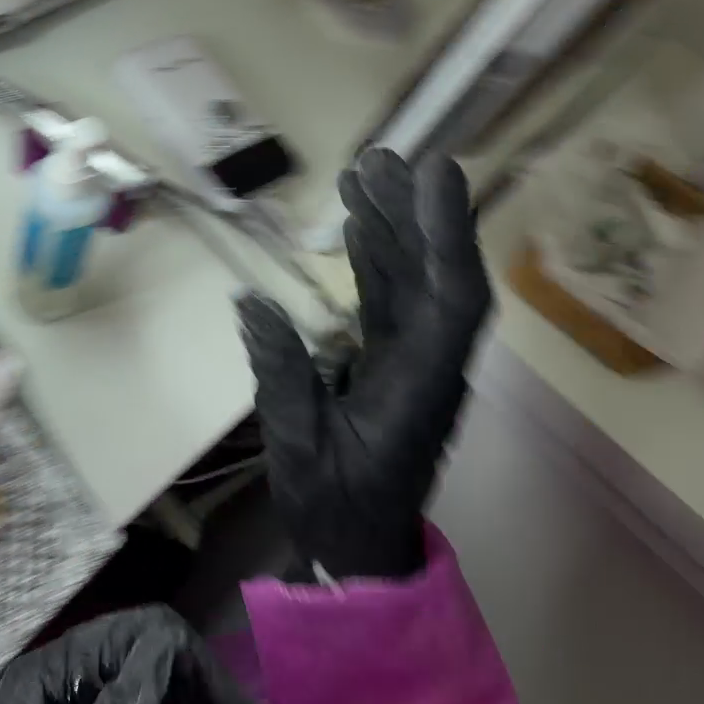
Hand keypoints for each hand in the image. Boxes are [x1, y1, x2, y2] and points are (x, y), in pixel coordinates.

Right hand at [236, 151, 490, 580]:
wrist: (359, 546)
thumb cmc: (333, 504)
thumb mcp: (298, 447)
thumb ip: (281, 375)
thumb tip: (252, 301)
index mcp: (419, 386)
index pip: (451, 298)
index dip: (447, 233)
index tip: (435, 172)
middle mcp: (429, 363)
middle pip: (434, 275)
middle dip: (412, 212)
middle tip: (379, 157)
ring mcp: (413, 361)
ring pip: (414, 281)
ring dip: (394, 226)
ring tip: (364, 173)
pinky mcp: (393, 363)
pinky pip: (392, 301)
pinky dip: (377, 260)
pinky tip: (357, 228)